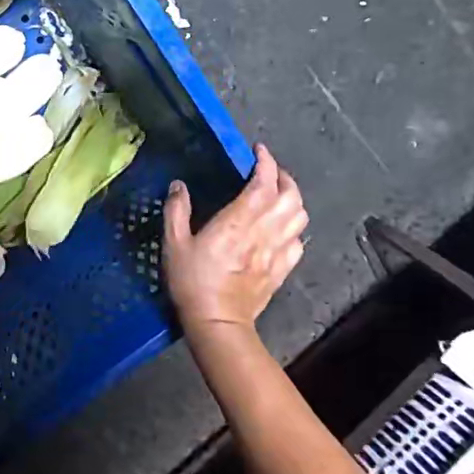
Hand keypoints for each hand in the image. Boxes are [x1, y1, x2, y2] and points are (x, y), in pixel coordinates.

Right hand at [163, 144, 307, 330]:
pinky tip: (280, 226)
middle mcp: (263, 234)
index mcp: (237, 223)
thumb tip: (179, 185)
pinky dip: (294, 225)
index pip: (263, 186)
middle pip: (291, 198)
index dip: (266, 164)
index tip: (258, 151)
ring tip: (277, 192)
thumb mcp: (173, 242)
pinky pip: (298, 241)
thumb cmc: (191, 279)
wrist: (218, 322)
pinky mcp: (283, 269)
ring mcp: (278, 253)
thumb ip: (177, 210)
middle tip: (268, 169)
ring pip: (299, 218)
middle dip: (284, 178)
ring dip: (293, 199)